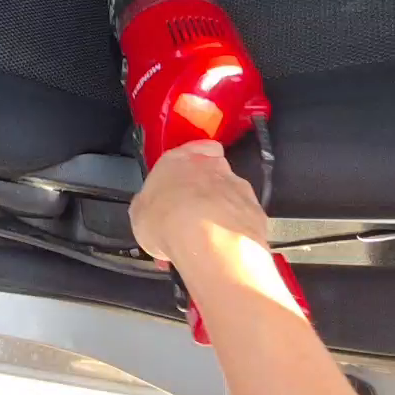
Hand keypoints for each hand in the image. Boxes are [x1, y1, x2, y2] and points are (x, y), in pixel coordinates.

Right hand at [131, 140, 294, 312]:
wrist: (207, 242)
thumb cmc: (169, 220)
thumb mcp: (139, 214)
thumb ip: (147, 204)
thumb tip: (146, 211)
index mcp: (179, 159)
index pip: (192, 147)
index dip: (189, 163)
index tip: (180, 178)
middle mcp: (212, 167)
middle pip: (212, 172)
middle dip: (204, 190)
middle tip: (189, 213)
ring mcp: (237, 188)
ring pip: (229, 196)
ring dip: (220, 212)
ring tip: (205, 237)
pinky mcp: (256, 212)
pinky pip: (244, 219)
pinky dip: (234, 230)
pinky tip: (220, 247)